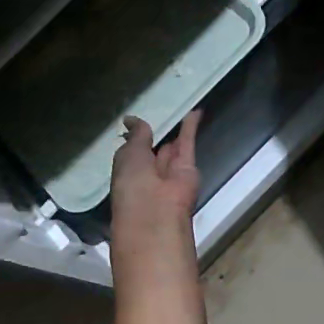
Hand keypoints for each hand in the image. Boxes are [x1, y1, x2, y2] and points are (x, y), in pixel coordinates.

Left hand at [111, 111, 201, 230]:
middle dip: (156, 140)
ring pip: (173, 148)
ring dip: (176, 133)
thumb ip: (135, 136)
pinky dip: (191, 127)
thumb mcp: (127, 155)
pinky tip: (196, 112)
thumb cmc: (132, 184)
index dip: (135, 140)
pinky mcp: (189, 168)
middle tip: (159, 121)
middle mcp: (150, 175)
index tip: (134, 124)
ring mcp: (171, 173)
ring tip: (180, 112)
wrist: (157, 212)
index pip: (133, 155)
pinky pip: (188, 143)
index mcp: (129, 174)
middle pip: (154, 153)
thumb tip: (131, 119)